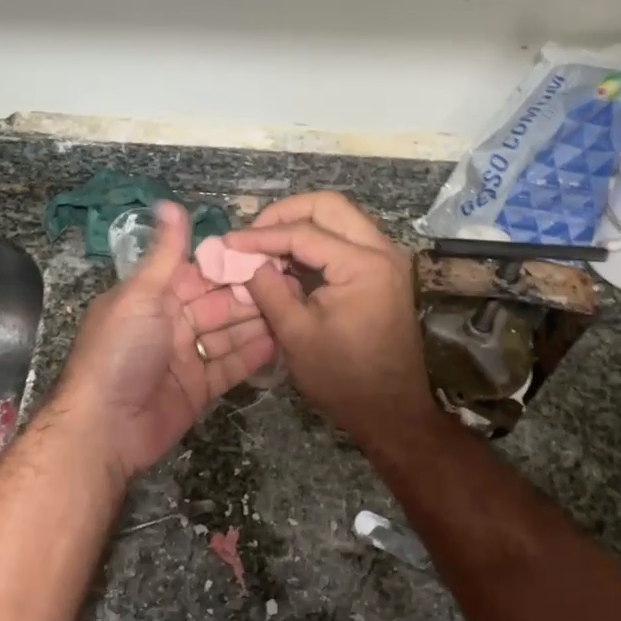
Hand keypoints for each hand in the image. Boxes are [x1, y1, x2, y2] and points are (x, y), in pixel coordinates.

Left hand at [54, 201, 277, 479]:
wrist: (104, 426)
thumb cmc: (119, 351)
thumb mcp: (141, 294)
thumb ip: (165, 253)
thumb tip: (169, 202)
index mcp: (152, 296)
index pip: (198, 274)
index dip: (229, 266)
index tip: (267, 254)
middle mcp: (169, 323)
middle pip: (216, 305)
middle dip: (249, 295)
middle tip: (292, 283)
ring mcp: (184, 358)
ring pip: (226, 335)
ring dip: (256, 323)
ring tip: (294, 308)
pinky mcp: (197, 389)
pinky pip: (228, 367)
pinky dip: (251, 355)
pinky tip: (280, 341)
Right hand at [227, 193, 438, 450]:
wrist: (392, 414)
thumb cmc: (343, 379)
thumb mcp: (295, 334)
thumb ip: (267, 288)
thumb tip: (243, 259)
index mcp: (363, 266)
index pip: (303, 233)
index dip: (261, 235)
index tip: (228, 242)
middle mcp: (382, 251)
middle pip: (328, 206)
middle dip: (285, 213)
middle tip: (252, 233)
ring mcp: (387, 259)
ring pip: (339, 217)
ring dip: (300, 223)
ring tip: (265, 244)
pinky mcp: (383, 271)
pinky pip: (346, 236)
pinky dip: (316, 238)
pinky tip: (288, 257)